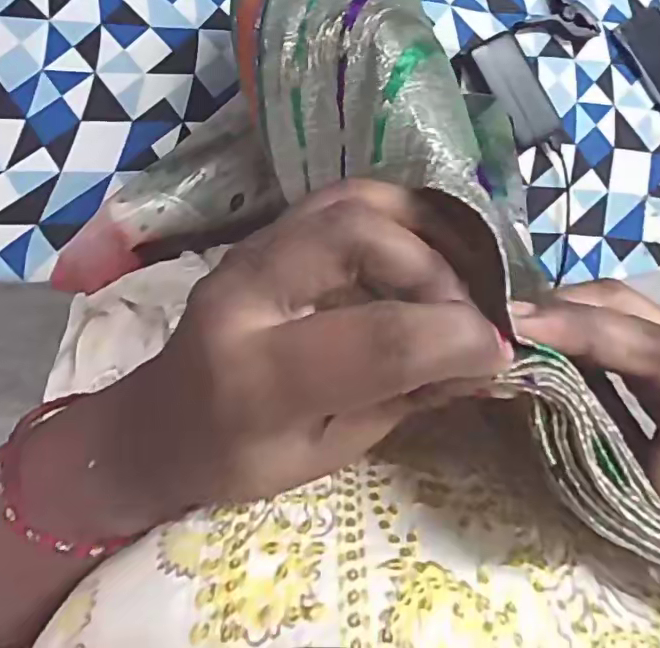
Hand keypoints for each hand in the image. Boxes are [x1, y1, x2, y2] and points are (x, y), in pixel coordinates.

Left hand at [0, 181, 512, 646]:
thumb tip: (489, 357)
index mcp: (254, 374)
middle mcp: (245, 291)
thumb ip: (405, 397)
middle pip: (353, 233)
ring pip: (348, 200)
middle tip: (467, 309)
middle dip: (430, 266)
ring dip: (419, 227)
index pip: (373, 338)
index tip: (498, 350)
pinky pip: (340, 199)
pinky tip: (424, 246)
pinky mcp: (264, 232)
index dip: (452, 338)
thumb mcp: (325, 453)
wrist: (160, 419)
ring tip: (457, 270)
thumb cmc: (237, 459)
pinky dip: (395, 214)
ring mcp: (251, 249)